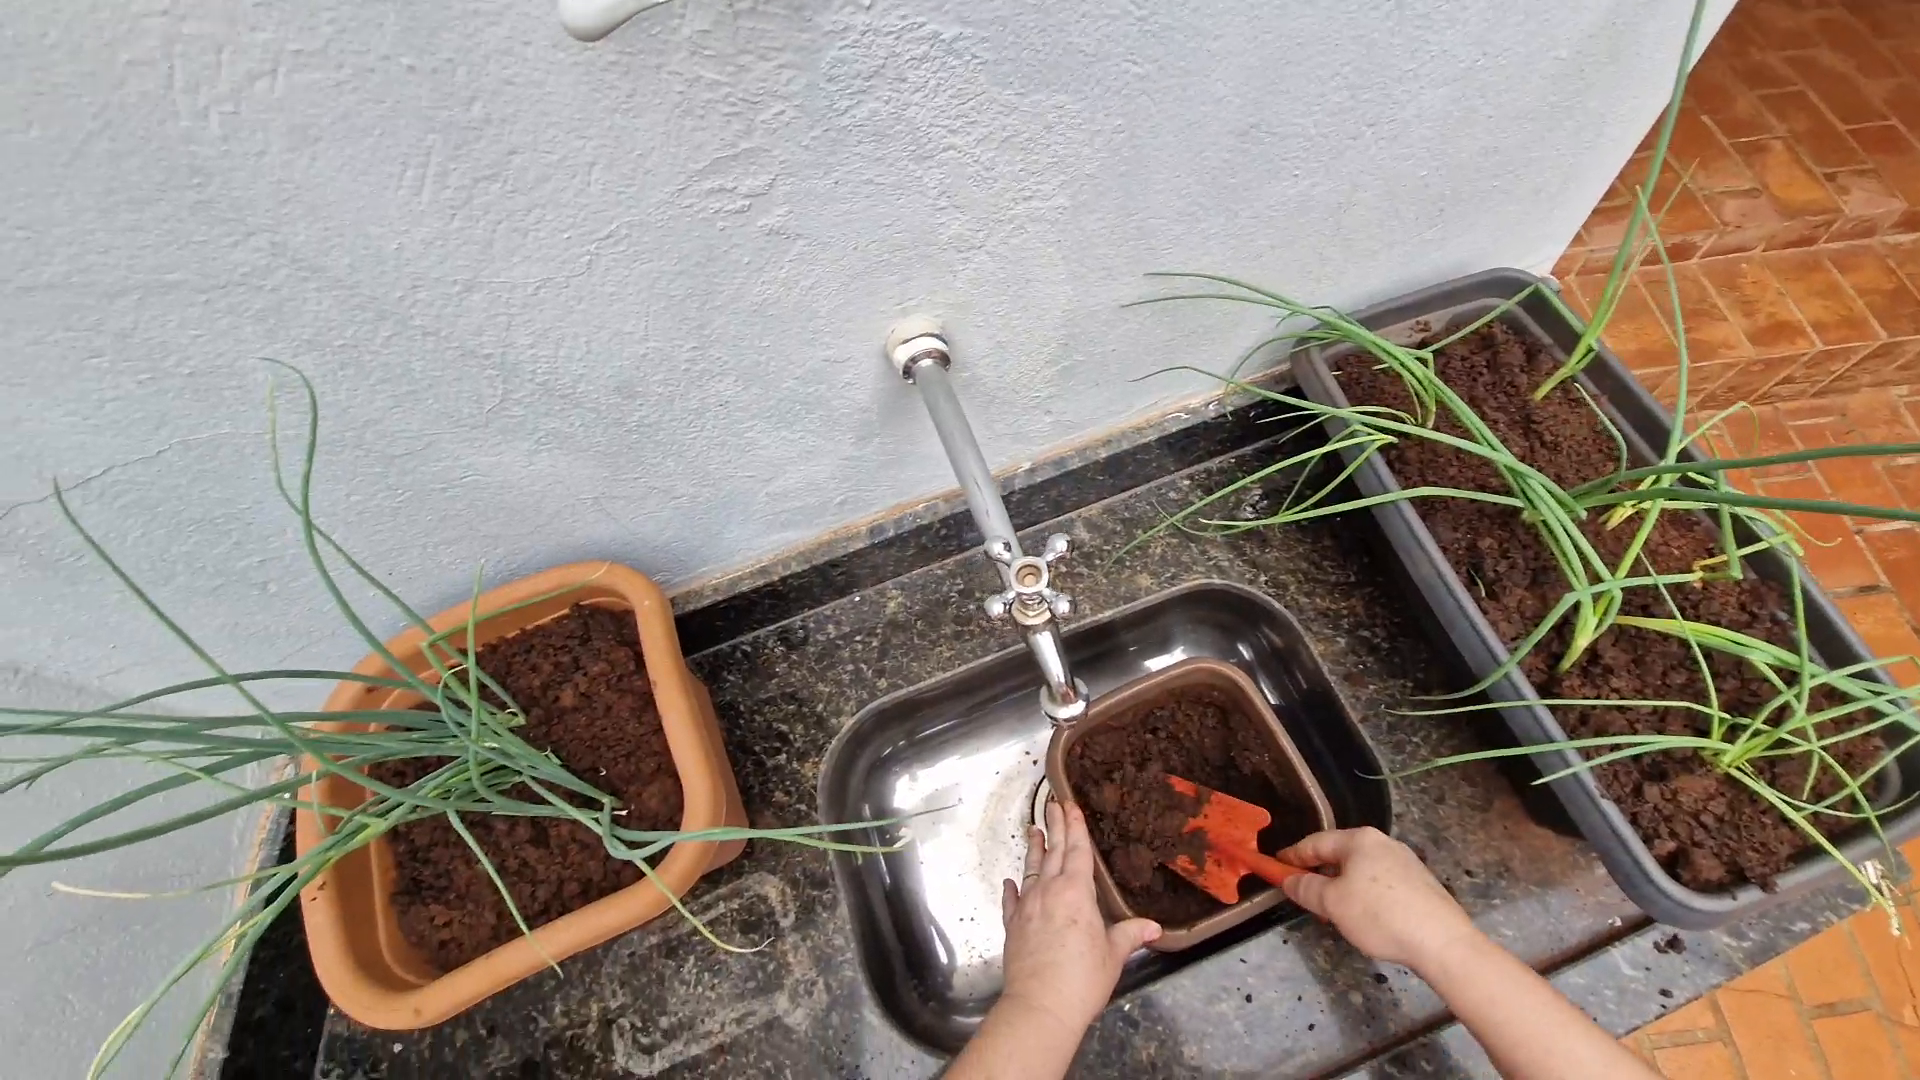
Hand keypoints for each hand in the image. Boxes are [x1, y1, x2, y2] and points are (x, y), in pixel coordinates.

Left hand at [997, 801, 1161, 1032]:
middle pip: (1053, 852)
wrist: (1040, 1006)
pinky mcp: (1012, 924)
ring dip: (1033, 849)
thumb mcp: (1113, 956)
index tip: (1070, 804)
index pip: (1077, 851)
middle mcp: (1049, 891)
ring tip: (1032, 829)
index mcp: (1076, 892)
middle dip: (1054, 826)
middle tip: (1052, 803)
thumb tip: (1155, 927)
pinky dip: (1011, 889)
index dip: (1075, 827)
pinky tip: (1009, 882)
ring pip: (1031, 869)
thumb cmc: (1083, 979)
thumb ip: (1130, 935)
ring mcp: (1027, 906)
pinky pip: (1011, 900)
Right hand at [1275, 826, 1479, 970]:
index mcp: (1359, 839)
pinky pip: (1382, 884)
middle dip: (1320, 873)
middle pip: (1340, 855)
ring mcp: (1407, 863)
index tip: (1276, 865)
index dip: (1293, 856)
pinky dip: (1366, 895)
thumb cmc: (1380, 915)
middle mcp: (1383, 843)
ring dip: (1343, 886)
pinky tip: (1368, 917)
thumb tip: (1288, 880)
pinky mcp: (1422, 885)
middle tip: (1305, 892)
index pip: (1316, 843)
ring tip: (1335, 911)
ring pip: (1362, 871)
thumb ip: (1305, 888)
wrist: (1445, 944)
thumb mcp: (1332, 904)